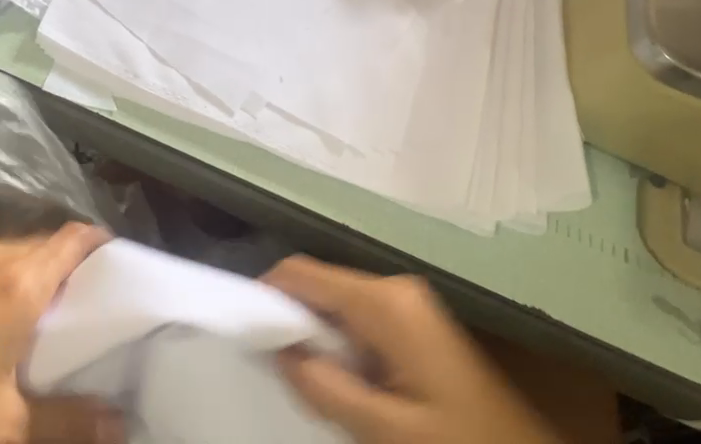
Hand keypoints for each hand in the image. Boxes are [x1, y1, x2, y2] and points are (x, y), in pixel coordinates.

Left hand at [0, 221, 121, 443]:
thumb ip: (72, 419)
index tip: (119, 263)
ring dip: (28, 255)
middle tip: (89, 290)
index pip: (72, 238)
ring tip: (43, 291)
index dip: (100, 242)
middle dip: (68, 256)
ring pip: (5, 239)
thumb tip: (122, 421)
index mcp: (18, 282)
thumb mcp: (9, 426)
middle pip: (41, 237)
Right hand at [265, 257, 561, 443]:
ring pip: (336, 308)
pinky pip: (359, 324)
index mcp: (385, 300)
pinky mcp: (416, 325)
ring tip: (320, 390)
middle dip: (294, 328)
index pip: (300, 273)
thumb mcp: (385, 429)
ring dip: (319, 344)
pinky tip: (351, 390)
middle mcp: (394, 288)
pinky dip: (343, 351)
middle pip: (317, 288)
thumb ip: (323, 386)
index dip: (265, 296)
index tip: (243, 336)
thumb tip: (275, 349)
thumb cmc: (457, 440)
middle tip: (284, 376)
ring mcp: (408, 305)